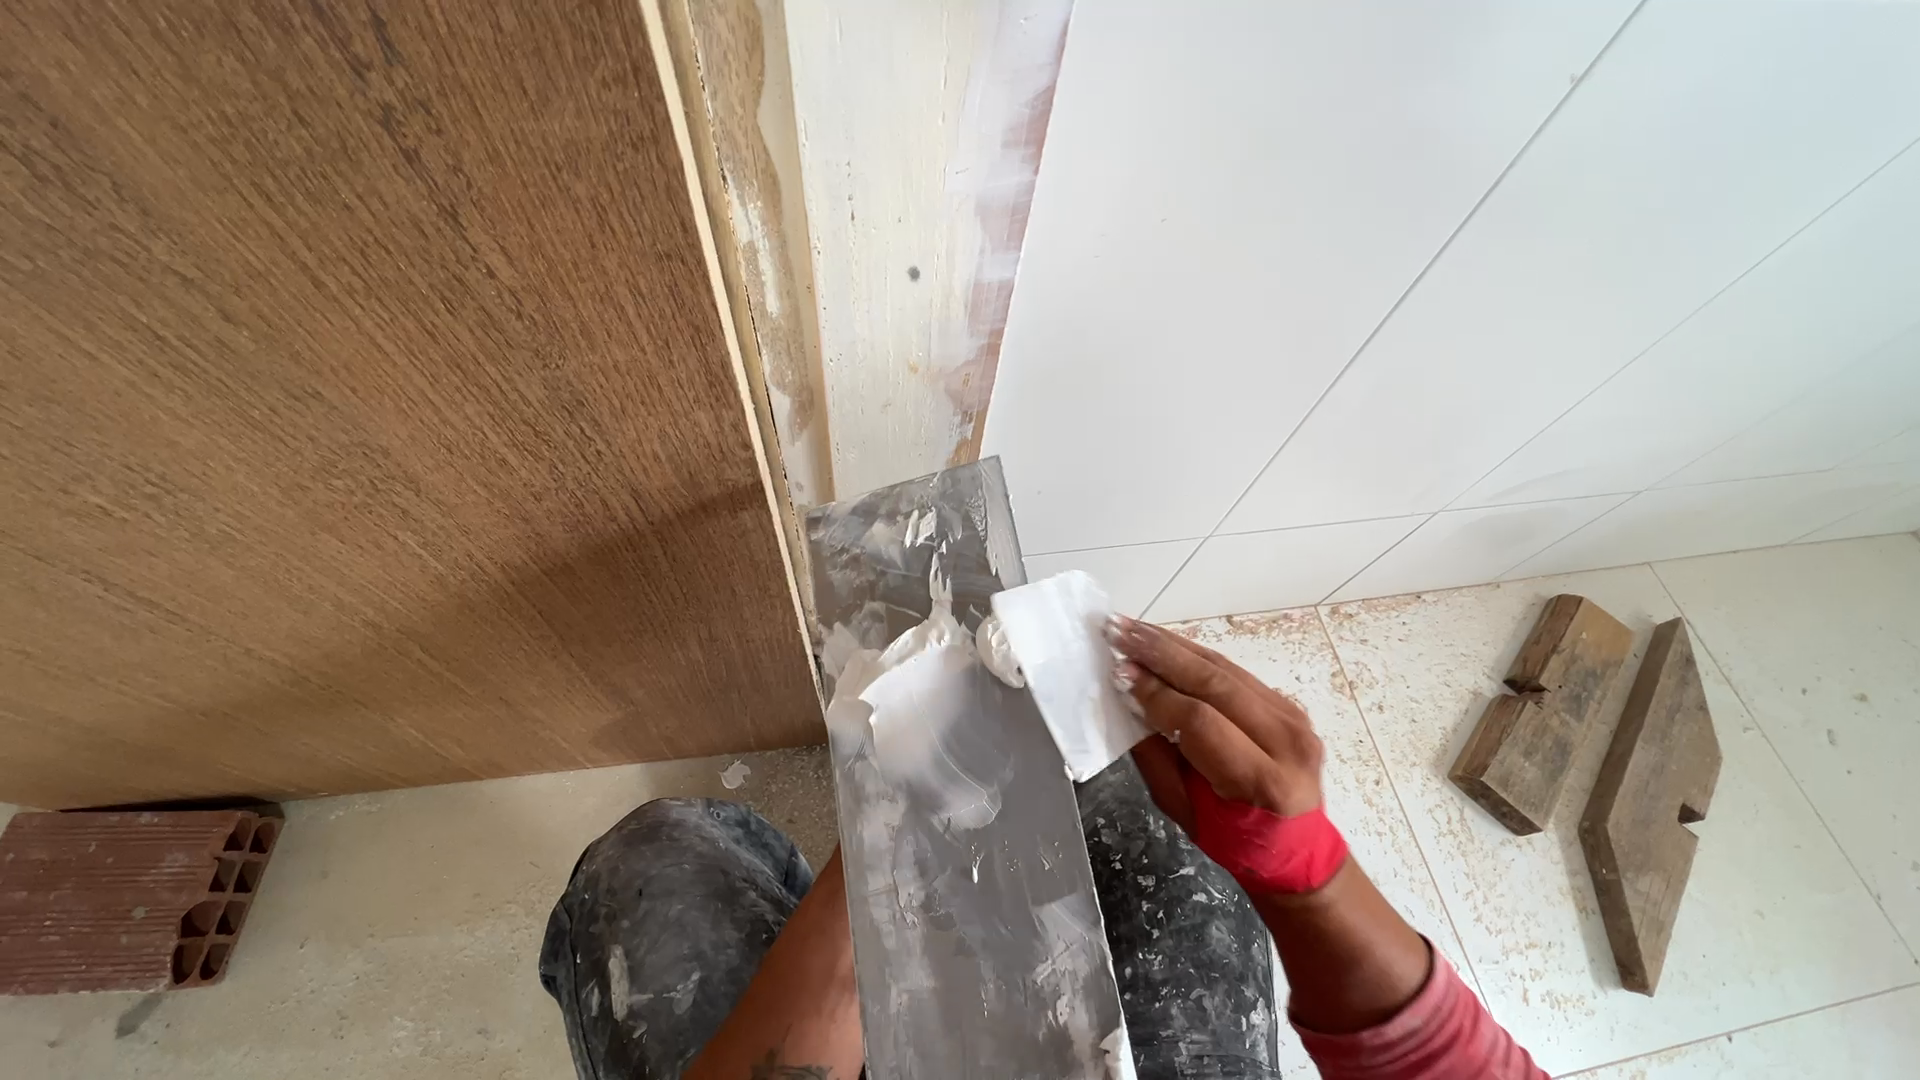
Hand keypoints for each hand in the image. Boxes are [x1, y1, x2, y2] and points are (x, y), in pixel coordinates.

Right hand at [1109, 615, 1325, 825]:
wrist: (1293, 844)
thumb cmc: (1231, 837)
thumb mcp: (1182, 806)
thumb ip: (1156, 750)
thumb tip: (1128, 696)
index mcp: (1263, 781)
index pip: (1201, 721)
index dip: (1156, 694)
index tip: (1119, 673)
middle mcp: (1286, 742)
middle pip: (1214, 683)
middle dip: (1159, 655)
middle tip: (1117, 632)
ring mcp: (1292, 717)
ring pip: (1222, 668)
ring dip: (1171, 644)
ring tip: (1131, 628)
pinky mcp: (1286, 703)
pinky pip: (1232, 670)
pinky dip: (1191, 652)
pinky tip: (1161, 640)